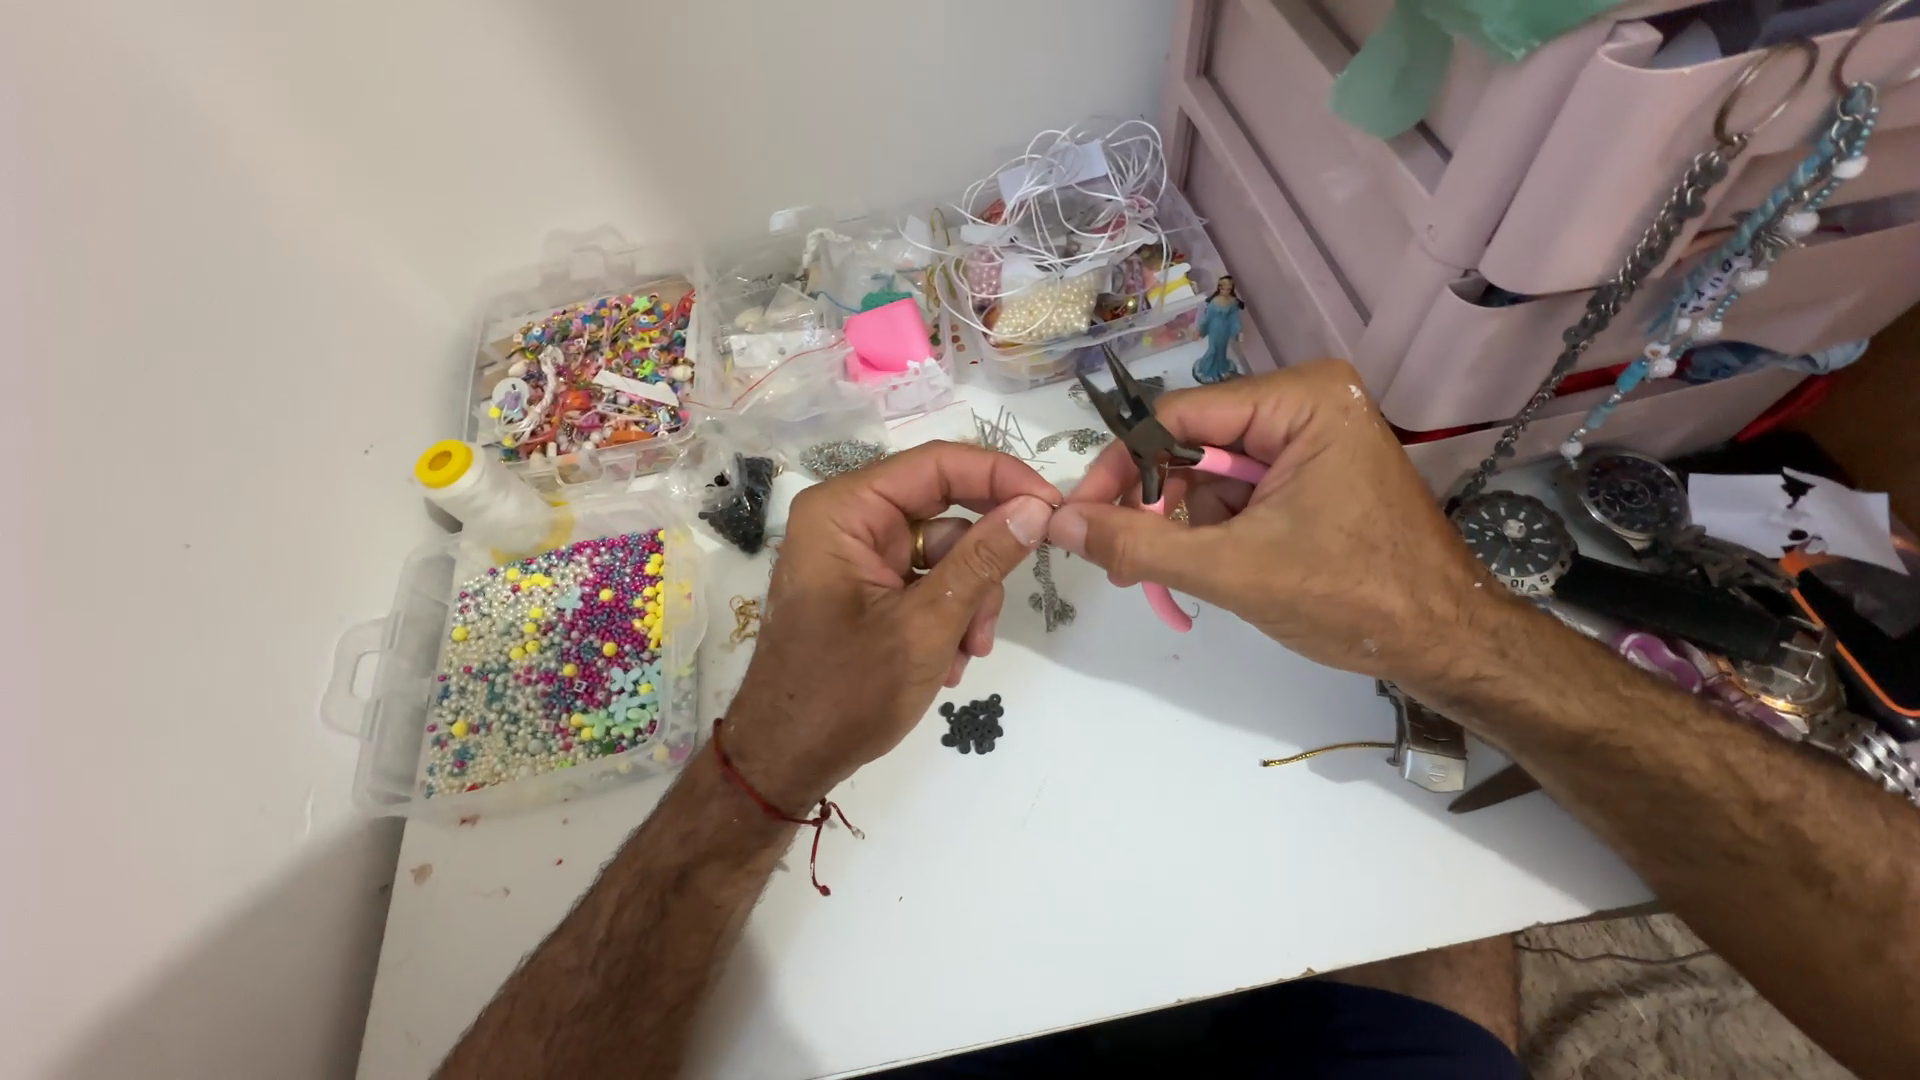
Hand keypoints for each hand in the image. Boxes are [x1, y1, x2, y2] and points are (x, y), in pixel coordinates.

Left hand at [721, 442, 1058, 808]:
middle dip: (983, 561)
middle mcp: (849, 521)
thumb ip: (983, 561)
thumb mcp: (926, 625)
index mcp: (845, 510)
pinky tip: (950, 660)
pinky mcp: (869, 588)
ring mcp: (859, 556)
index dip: (1001, 478)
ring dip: (970, 599)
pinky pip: (929, 580)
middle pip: (946, 509)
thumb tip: (1037, 509)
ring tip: (968, 651)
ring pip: (946, 550)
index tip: (1052, 508)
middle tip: (1014, 591)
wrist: (788, 761)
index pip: (937, 464)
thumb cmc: (846, 693)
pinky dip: (950, 615)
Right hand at [1047, 360, 1493, 682]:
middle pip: (1191, 446)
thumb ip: (1140, 544)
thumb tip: (1060, 524)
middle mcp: (1304, 404)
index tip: (1081, 517)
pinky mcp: (1311, 474)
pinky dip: (1212, 532)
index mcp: (1299, 400)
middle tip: (1123, 562)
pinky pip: (1237, 493)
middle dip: (1156, 507)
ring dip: (1182, 527)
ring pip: (1208, 475)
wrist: (1447, 644)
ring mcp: (1310, 440)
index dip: (1121, 468)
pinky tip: (1212, 568)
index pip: (1176, 418)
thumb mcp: (1233, 570)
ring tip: (1176, 577)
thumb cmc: (1352, 598)